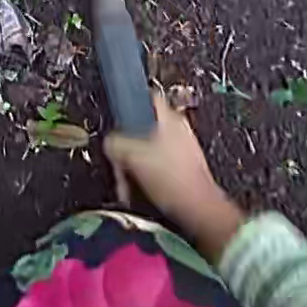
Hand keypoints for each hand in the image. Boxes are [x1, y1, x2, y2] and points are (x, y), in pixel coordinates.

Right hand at [105, 90, 245, 258]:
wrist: (198, 211)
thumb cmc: (172, 179)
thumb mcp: (131, 155)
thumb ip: (114, 142)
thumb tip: (109, 142)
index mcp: (169, 118)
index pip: (148, 95)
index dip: (131, 100)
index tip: (119, 113)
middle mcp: (179, 129)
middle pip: (143, 126)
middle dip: (128, 144)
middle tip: (121, 159)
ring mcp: (183, 148)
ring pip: (149, 147)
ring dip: (135, 162)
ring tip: (129, 180)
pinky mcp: (184, 167)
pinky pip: (157, 163)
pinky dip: (146, 173)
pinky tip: (139, 188)